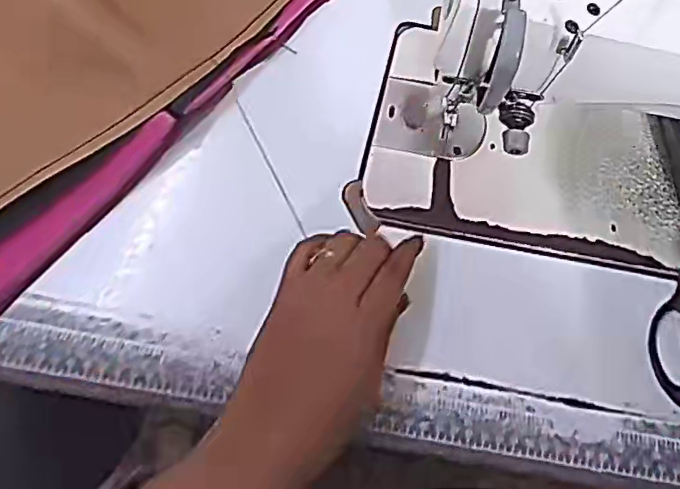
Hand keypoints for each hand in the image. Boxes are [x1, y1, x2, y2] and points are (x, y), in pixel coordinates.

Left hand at [155, 232, 424, 488]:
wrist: (267, 436)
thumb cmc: (316, 423)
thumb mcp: (369, 381)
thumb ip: (385, 331)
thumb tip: (394, 304)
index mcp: (365, 322)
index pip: (395, 269)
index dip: (408, 251)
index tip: (413, 244)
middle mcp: (337, 298)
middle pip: (371, 248)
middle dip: (386, 246)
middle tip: (391, 252)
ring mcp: (308, 291)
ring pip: (341, 242)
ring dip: (356, 242)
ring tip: (362, 251)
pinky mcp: (284, 292)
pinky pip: (305, 249)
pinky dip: (320, 244)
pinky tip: (327, 249)